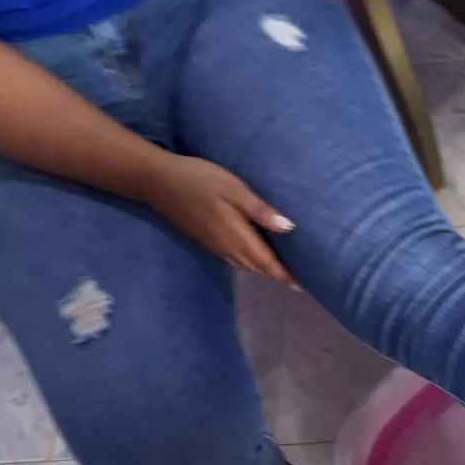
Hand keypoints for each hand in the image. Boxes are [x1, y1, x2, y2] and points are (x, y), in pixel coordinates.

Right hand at [140, 153, 298, 286]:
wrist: (157, 181)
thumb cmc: (200, 180)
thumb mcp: (234, 189)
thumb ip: (260, 211)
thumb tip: (290, 228)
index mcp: (238, 238)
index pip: (269, 265)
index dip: (288, 276)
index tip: (308, 284)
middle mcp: (228, 250)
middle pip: (260, 270)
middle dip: (281, 277)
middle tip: (304, 279)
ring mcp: (217, 248)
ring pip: (248, 267)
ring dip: (267, 272)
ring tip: (287, 273)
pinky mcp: (209, 243)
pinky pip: (237, 261)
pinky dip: (253, 264)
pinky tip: (260, 258)